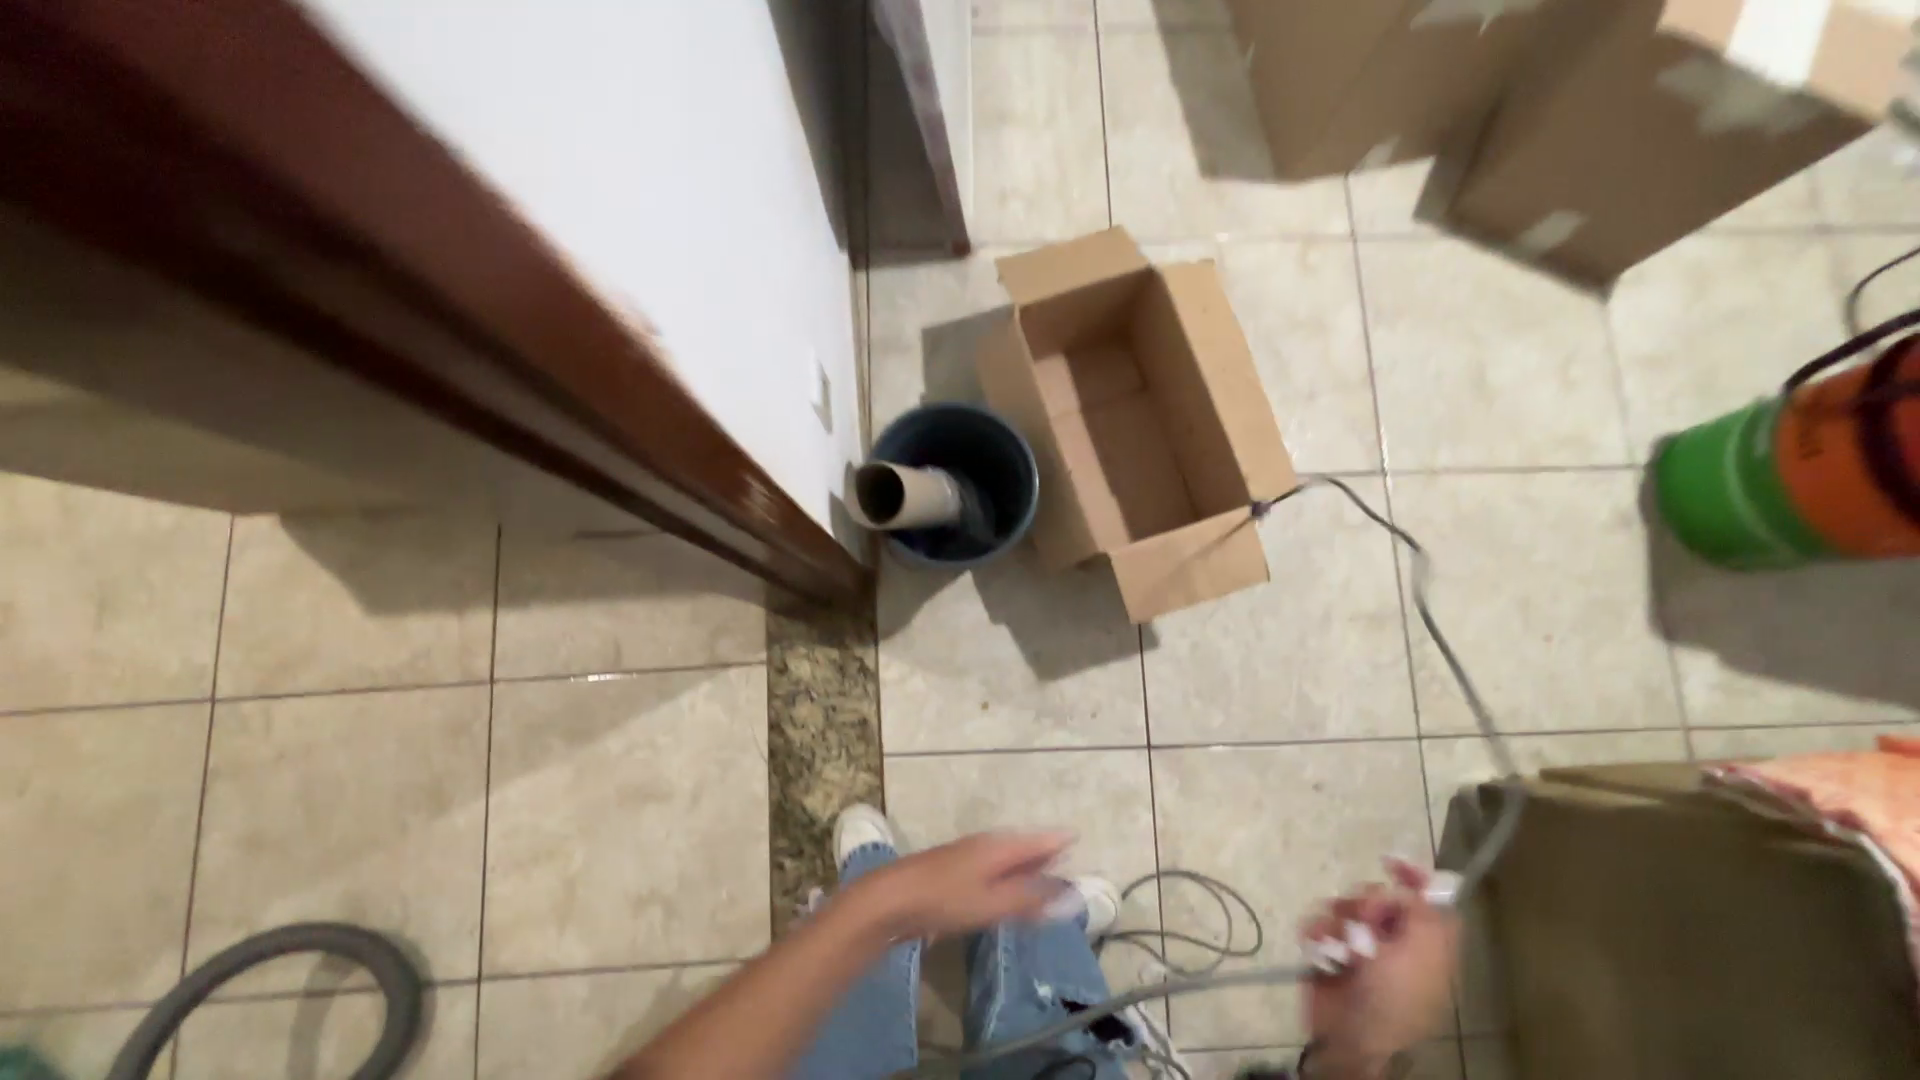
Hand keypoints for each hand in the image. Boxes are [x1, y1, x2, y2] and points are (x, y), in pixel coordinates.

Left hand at [842, 831, 1075, 940]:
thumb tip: (1070, 894)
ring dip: (1022, 863)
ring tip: (1040, 872)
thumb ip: (1030, 899)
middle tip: (1064, 856)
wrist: (889, 900)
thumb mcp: (992, 902)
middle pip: (1020, 845)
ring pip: (1002, 856)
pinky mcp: (949, 872)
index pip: (1036, 839)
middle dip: (1042, 850)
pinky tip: (1002, 887)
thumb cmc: (944, 899)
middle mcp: (983, 844)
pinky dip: (1004, 873)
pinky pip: (988, 867)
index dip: (1057, 840)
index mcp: (997, 846)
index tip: (1076, 837)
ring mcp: (964, 856)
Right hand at [1300, 859, 1460, 1079]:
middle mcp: (1395, 942)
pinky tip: (1320, 947)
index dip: (1412, 878)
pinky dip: (1317, 932)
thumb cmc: (1393, 996)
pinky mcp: (1329, 951)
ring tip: (1337, 942)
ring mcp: (1360, 946)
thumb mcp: (1420, 953)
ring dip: (1338, 920)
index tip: (1390, 862)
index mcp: (1426, 945)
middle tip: (1364, 921)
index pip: (1426, 901)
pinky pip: (1319, 923)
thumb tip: (1411, 888)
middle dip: (1368, 903)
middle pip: (1380, 897)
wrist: (1349, 1033)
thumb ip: (1422, 913)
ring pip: (1345, 907)